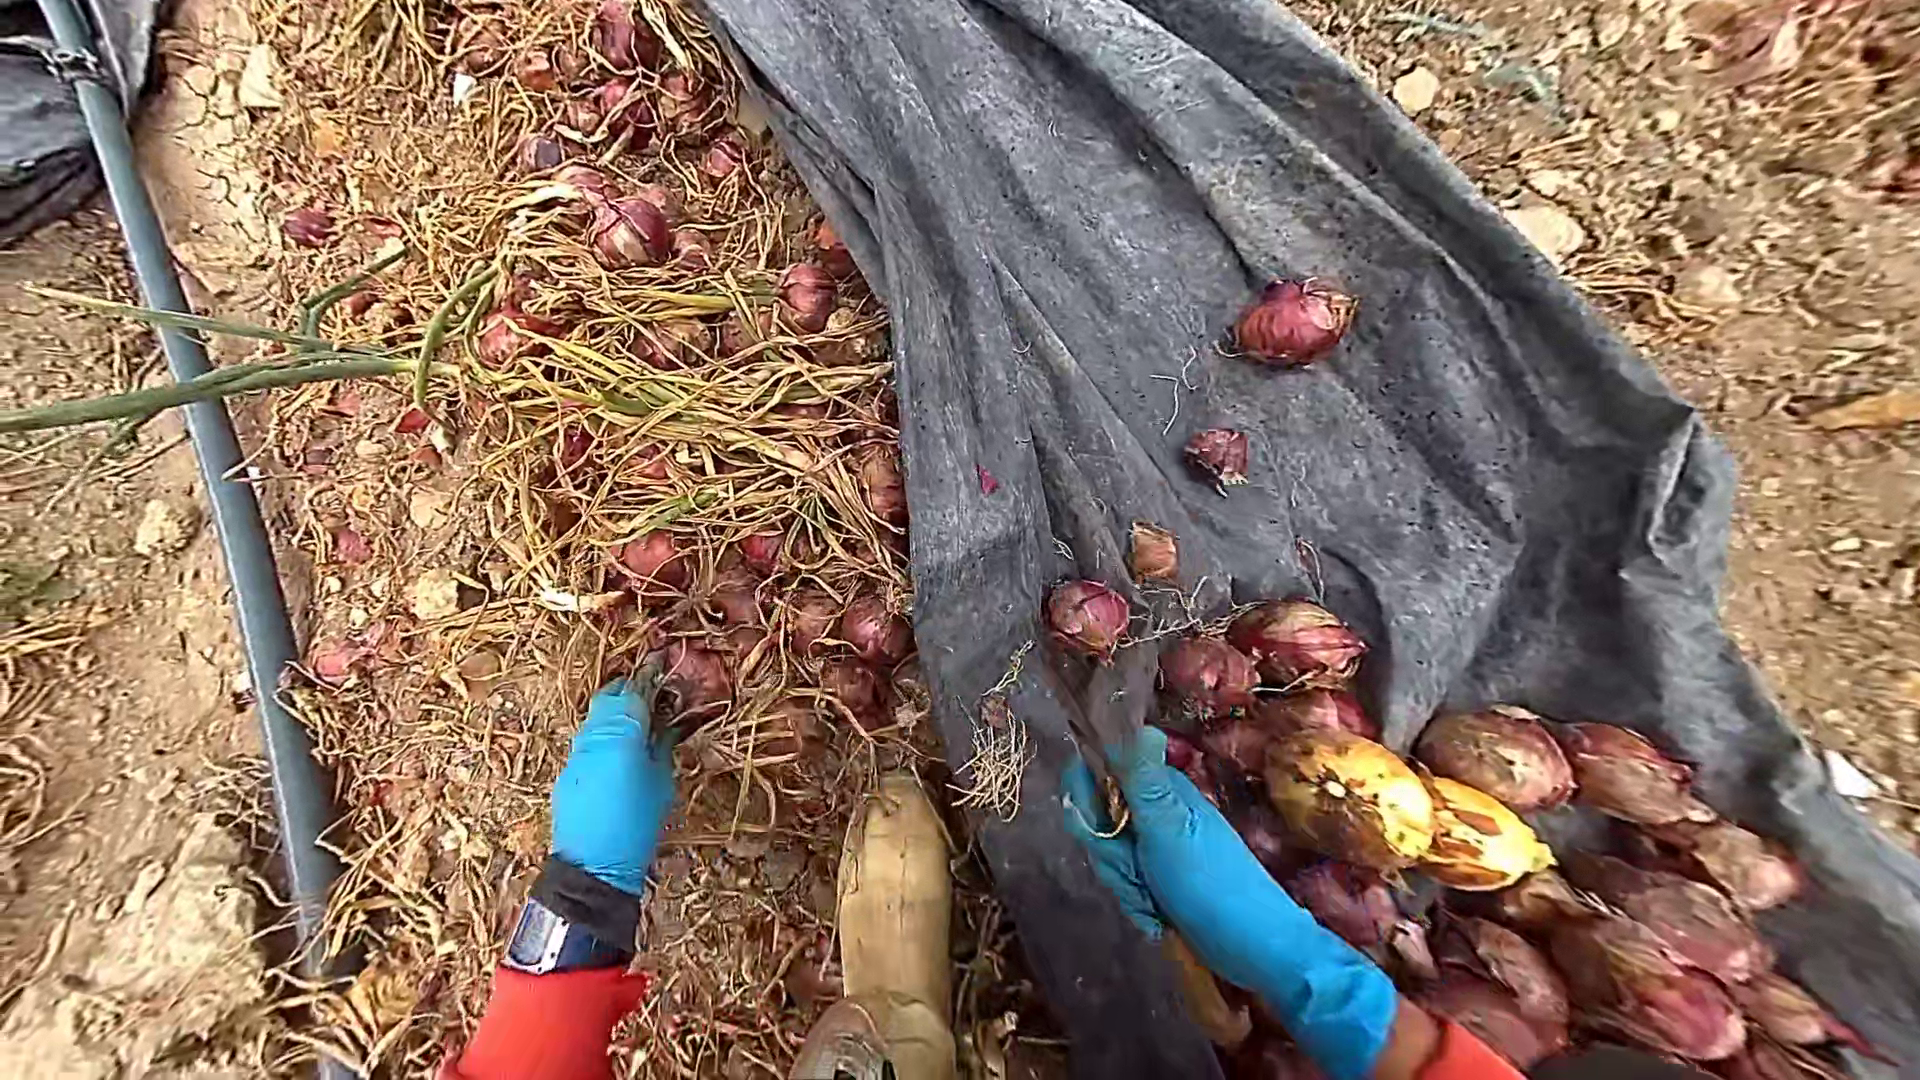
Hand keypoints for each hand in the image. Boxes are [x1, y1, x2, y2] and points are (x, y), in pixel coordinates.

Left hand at [551, 664, 676, 894]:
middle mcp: (593, 737)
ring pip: (596, 716)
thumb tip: (666, 722)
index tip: (663, 662)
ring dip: (616, 709)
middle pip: (610, 697)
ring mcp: (575, 753)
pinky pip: (588, 738)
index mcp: (623, 736)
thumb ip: (662, 743)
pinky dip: (604, 732)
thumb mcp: (662, 779)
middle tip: (654, 691)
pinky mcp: (567, 770)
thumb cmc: (638, 823)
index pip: (635, 691)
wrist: (593, 868)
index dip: (650, 675)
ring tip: (640, 717)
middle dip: (631, 688)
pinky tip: (620, 746)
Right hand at [1063, 727, 1397, 1079]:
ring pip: (1105, 850)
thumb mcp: (1168, 827)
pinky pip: (1122, 879)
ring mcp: (1154, 842)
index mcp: (1156, 785)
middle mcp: (1152, 806)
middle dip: (1108, 851)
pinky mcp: (1156, 875)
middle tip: (1136, 869)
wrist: (1257, 950)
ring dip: (1123, 880)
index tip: (1101, 826)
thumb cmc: (1211, 883)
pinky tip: (1156, 915)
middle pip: (1095, 815)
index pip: (1095, 770)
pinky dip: (1134, 900)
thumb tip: (1141, 723)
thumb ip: (1142, 777)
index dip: (1087, 798)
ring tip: (1153, 899)